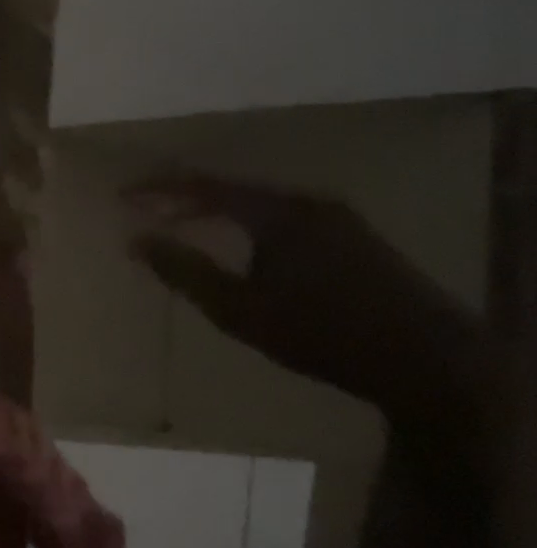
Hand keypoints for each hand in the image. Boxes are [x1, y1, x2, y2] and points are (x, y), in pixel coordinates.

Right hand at [126, 175, 484, 423]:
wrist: (425, 360)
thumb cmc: (318, 331)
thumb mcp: (236, 307)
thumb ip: (184, 271)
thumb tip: (137, 239)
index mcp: (279, 213)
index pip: (207, 187)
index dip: (160, 189)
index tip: (122, 195)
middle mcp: (311, 204)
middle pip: (235, 190)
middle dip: (186, 198)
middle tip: (145, 208)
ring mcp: (340, 221)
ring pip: (262, 205)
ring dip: (218, 212)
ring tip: (183, 224)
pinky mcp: (356, 242)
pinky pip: (284, 218)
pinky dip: (248, 223)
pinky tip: (237, 244)